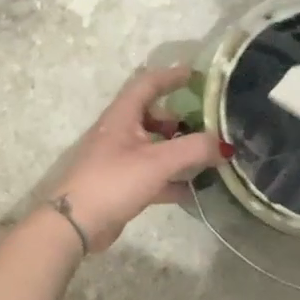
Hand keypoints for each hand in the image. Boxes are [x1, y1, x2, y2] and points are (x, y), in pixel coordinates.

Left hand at [46, 66, 227, 251]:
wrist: (75, 223)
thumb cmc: (113, 181)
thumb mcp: (157, 161)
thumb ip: (194, 149)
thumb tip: (224, 146)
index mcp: (122, 116)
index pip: (148, 83)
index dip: (172, 76)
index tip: (197, 76)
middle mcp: (119, 132)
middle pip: (153, 116)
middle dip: (180, 119)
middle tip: (208, 126)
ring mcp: (119, 160)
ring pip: (154, 146)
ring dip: (178, 150)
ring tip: (207, 158)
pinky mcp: (121, 185)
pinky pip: (152, 174)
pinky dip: (172, 179)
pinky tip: (193, 189)